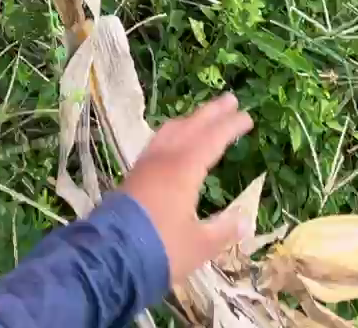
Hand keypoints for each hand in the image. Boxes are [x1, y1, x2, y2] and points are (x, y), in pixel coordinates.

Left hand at [120, 93, 253, 286]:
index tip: (247, 116)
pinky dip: (173, 131)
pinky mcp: (134, 174)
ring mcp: (146, 164)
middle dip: (212, 112)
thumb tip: (245, 220)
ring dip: (191, 119)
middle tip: (230, 99)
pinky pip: (158, 141)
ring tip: (202, 115)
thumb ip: (222, 231)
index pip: (213, 139)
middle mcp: (165, 158)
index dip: (231, 126)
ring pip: (172, 130)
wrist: (110, 258)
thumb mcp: (198, 246)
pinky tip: (171, 139)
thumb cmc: (160, 249)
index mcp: (185, 168)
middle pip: (192, 126)